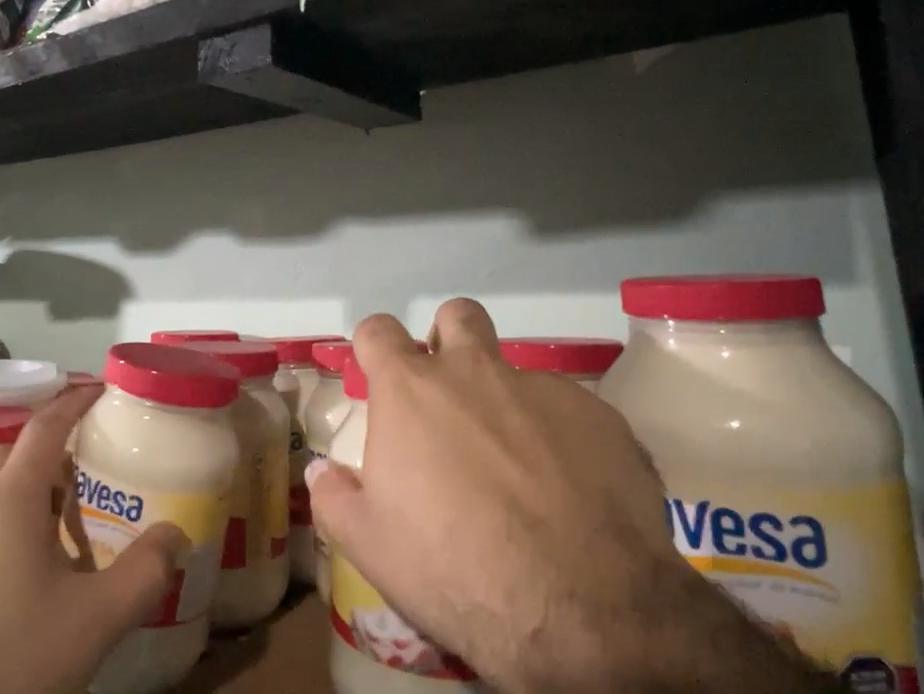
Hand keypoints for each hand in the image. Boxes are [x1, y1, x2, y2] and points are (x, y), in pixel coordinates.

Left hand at [0, 386, 185, 693]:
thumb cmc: (9, 655)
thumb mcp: (93, 620)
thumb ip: (143, 573)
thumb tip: (176, 534)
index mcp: (12, 500)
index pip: (45, 426)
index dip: (74, 400)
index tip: (103, 389)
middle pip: (15, 450)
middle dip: (53, 442)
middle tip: (93, 458)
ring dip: (31, 483)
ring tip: (69, 512)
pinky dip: (11, 518)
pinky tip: (32, 564)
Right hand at [307, 298, 837, 692]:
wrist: (583, 607)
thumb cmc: (454, 568)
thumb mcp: (369, 545)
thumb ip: (334, 497)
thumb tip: (321, 469)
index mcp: (411, 391)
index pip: (378, 330)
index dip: (374, 347)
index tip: (378, 376)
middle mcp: (475, 372)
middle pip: (458, 316)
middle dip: (449, 340)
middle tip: (450, 395)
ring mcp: (544, 390)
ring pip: (518, 372)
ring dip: (507, 402)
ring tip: (517, 466)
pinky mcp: (602, 418)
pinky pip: (571, 413)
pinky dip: (561, 440)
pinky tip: (568, 494)